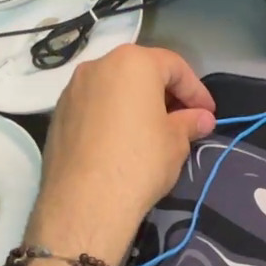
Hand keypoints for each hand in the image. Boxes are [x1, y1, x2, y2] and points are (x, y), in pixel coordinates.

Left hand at [27, 46, 215, 263]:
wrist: (85, 201)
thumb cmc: (140, 162)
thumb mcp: (176, 142)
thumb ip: (189, 123)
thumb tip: (203, 118)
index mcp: (132, 63)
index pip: (174, 66)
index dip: (196, 90)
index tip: (208, 113)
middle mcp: (98, 66)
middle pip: (139, 72)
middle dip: (164, 93)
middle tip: (183, 120)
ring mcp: (72, 90)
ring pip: (113, 89)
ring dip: (136, 104)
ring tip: (152, 131)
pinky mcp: (57, 116)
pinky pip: (94, 108)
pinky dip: (112, 117)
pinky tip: (122, 143)